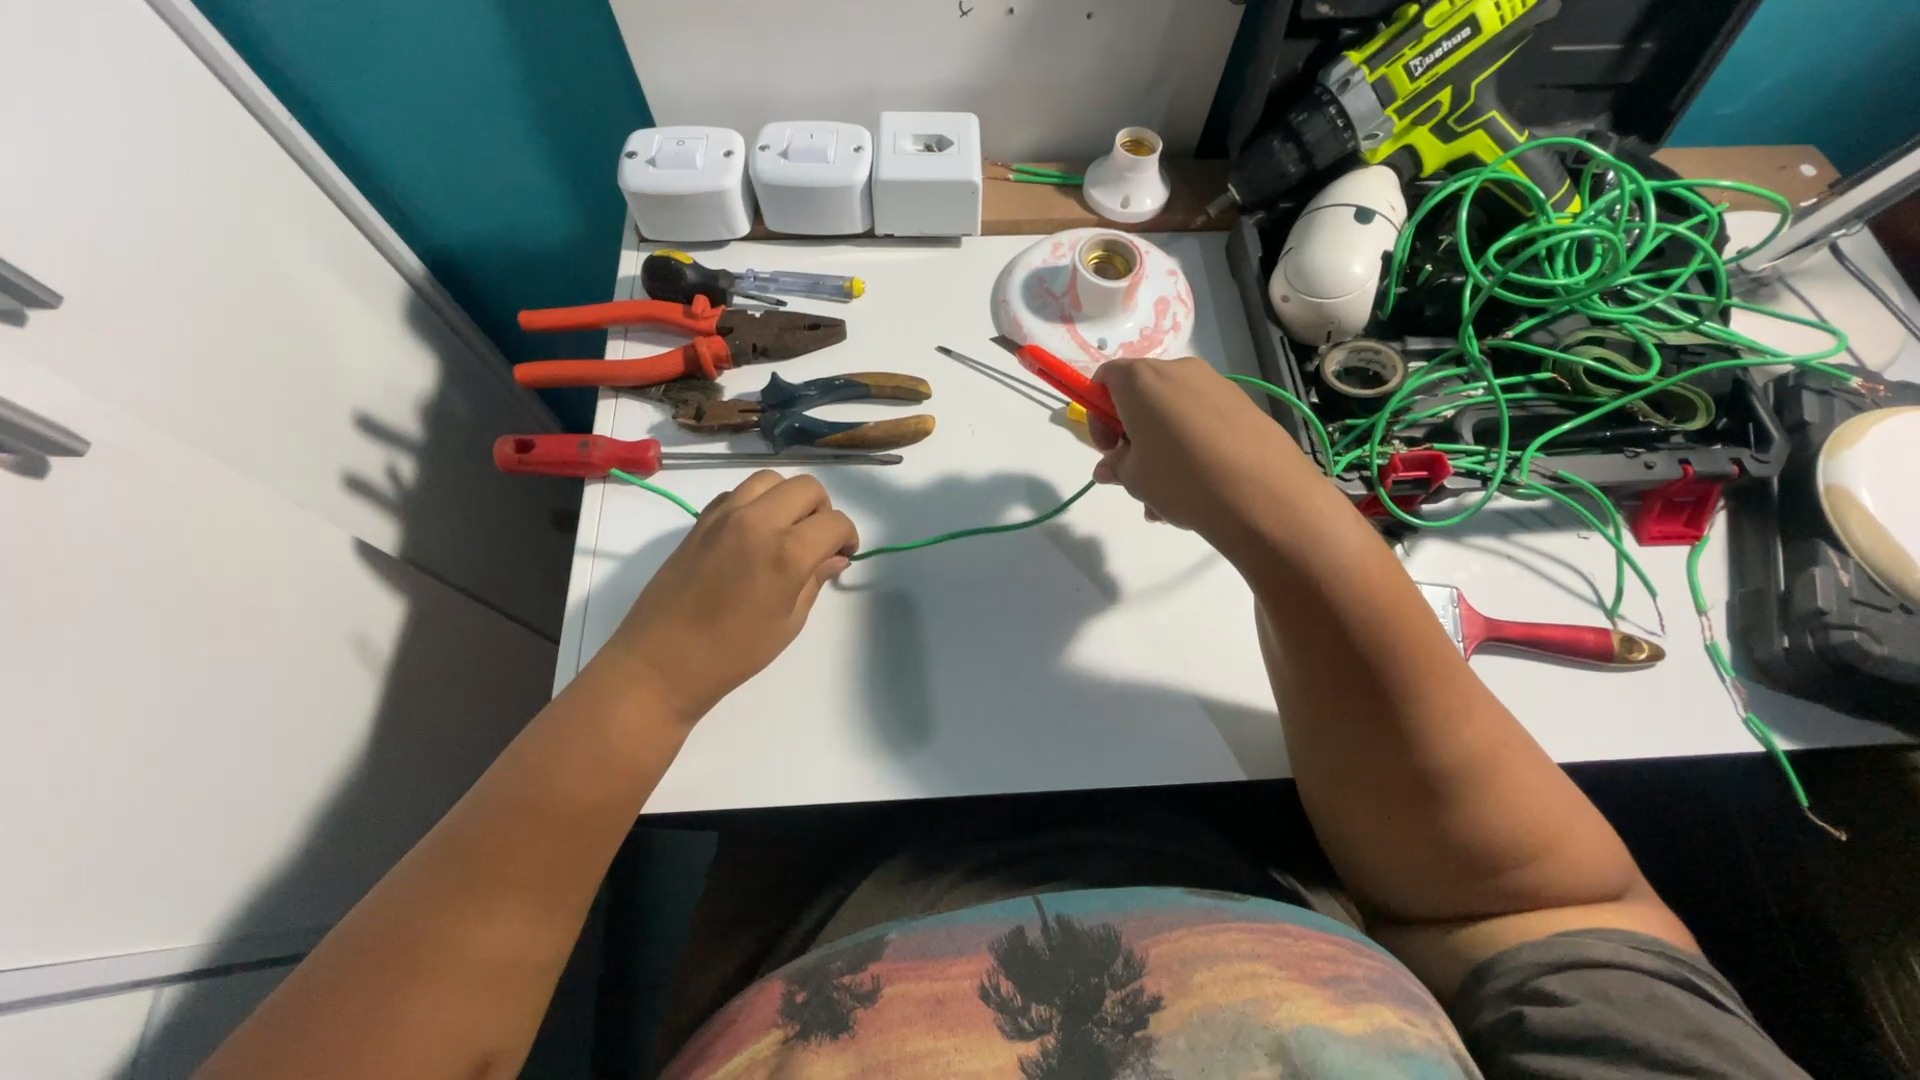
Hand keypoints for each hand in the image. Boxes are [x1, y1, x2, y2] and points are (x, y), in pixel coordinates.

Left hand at [598, 471, 856, 723]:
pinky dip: (755, 503)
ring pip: (771, 480)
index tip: (843, 554)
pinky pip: (737, 493)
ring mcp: (725, 516)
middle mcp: (758, 522)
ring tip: (785, 530)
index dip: (847, 537)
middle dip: (822, 511)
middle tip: (817, 542)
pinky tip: (752, 534)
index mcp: (787, 552)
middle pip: (807, 488)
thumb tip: (834, 558)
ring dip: (788, 499)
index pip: (835, 522)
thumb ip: (814, 581)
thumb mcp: (788, 622)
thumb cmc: (733, 652)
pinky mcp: (701, 520)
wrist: (662, 661)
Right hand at [1090, 357, 1312, 534]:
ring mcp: (1215, 385)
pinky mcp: (1243, 404)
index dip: (1097, 413)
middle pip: (1142, 395)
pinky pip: (1202, 421)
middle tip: (1137, 473)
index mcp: (1141, 380)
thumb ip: (1116, 466)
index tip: (1108, 448)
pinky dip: (1192, 446)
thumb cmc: (1180, 478)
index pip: (1105, 378)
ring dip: (1162, 447)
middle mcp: (1178, 370)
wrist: (1262, 493)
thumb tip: (1110, 467)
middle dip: (1132, 434)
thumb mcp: (1134, 478)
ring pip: (1173, 413)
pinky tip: (1198, 487)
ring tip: (1168, 497)